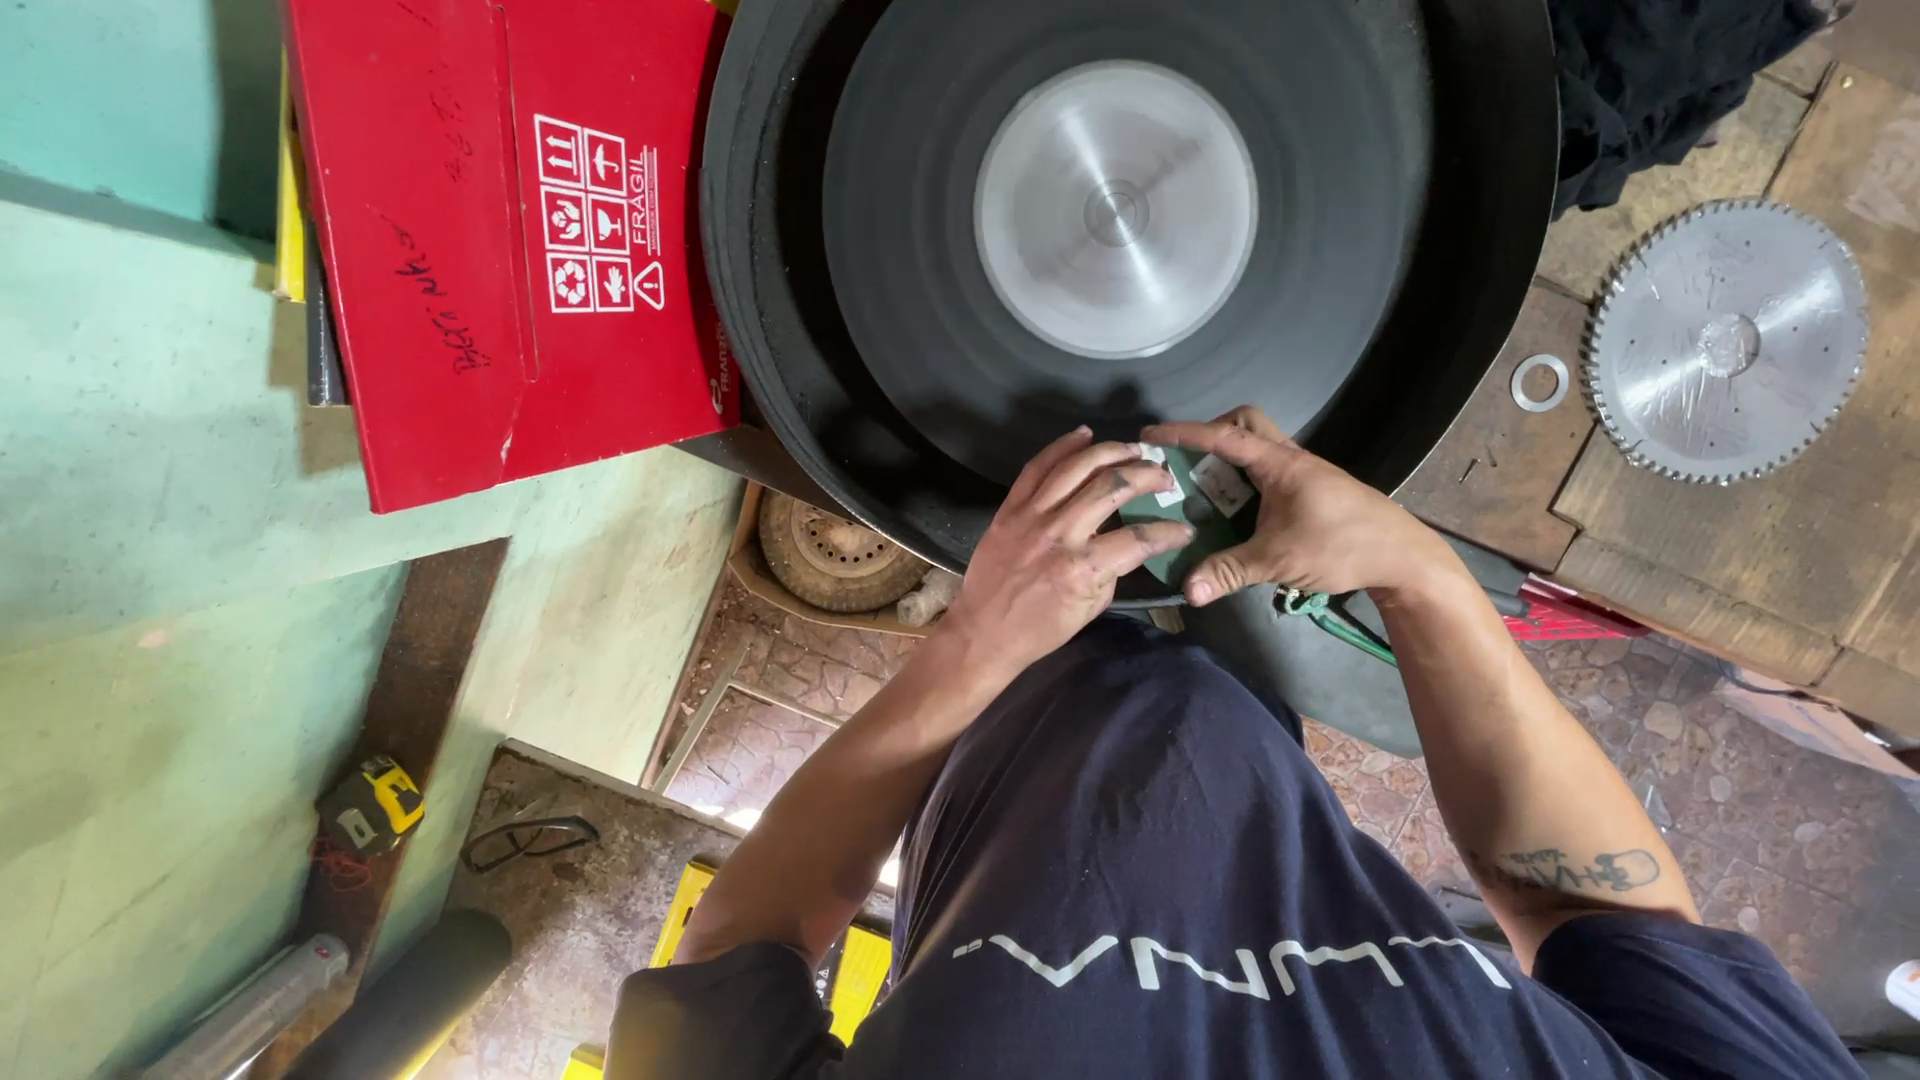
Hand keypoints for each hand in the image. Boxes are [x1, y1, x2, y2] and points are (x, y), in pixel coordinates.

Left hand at [938, 427, 1194, 677]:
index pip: (1139, 538)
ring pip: (1076, 467)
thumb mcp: (1091, 608)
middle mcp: (1059, 534)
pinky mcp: (1009, 508)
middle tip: (1164, 475)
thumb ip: (1112, 570)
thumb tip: (1126, 541)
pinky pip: (1037, 468)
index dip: (1169, 532)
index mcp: (1082, 568)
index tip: (1183, 529)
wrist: (984, 631)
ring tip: (1135, 448)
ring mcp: (1031, 516)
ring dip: (1111, 451)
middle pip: (1112, 487)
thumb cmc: (1041, 629)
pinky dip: (1061, 447)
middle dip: (1147, 475)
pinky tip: (1084, 435)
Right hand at [1142, 407, 1455, 606]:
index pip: (1224, 437)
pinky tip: (1234, 514)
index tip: (1150, 437)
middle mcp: (1290, 460)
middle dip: (1209, 435)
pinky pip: (1266, 473)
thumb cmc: (1343, 547)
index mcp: (1280, 465)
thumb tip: (1187, 591)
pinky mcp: (1310, 492)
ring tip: (1199, 491)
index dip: (1184, 434)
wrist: (1404, 558)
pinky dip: (1243, 483)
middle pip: (1244, 425)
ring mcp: (1303, 475)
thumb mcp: (1278, 560)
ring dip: (1226, 462)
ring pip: (1256, 449)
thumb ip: (1228, 571)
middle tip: (1185, 463)